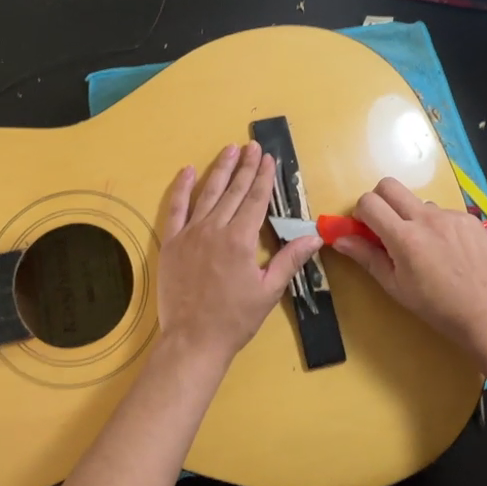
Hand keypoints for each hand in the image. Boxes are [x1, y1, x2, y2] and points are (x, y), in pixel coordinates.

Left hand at [156, 143, 322, 365]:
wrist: (193, 339)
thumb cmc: (234, 319)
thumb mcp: (269, 291)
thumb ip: (289, 260)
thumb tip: (314, 236)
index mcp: (241, 239)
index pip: (255, 199)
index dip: (263, 177)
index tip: (268, 158)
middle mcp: (216, 228)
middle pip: (234, 190)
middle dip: (245, 166)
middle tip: (252, 145)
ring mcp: (191, 233)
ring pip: (208, 193)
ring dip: (220, 169)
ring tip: (229, 149)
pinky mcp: (172, 242)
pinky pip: (176, 208)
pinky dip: (182, 188)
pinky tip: (188, 171)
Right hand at [334, 177, 486, 355]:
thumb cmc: (436, 307)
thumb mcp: (395, 287)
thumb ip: (367, 257)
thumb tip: (338, 239)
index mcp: (405, 237)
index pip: (369, 202)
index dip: (361, 212)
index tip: (366, 229)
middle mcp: (427, 218)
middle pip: (390, 185)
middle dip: (381, 200)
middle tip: (387, 226)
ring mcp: (451, 216)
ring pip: (419, 202)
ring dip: (413, 217)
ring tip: (427, 248)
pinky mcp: (470, 219)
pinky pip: (444, 213)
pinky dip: (439, 226)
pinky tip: (450, 251)